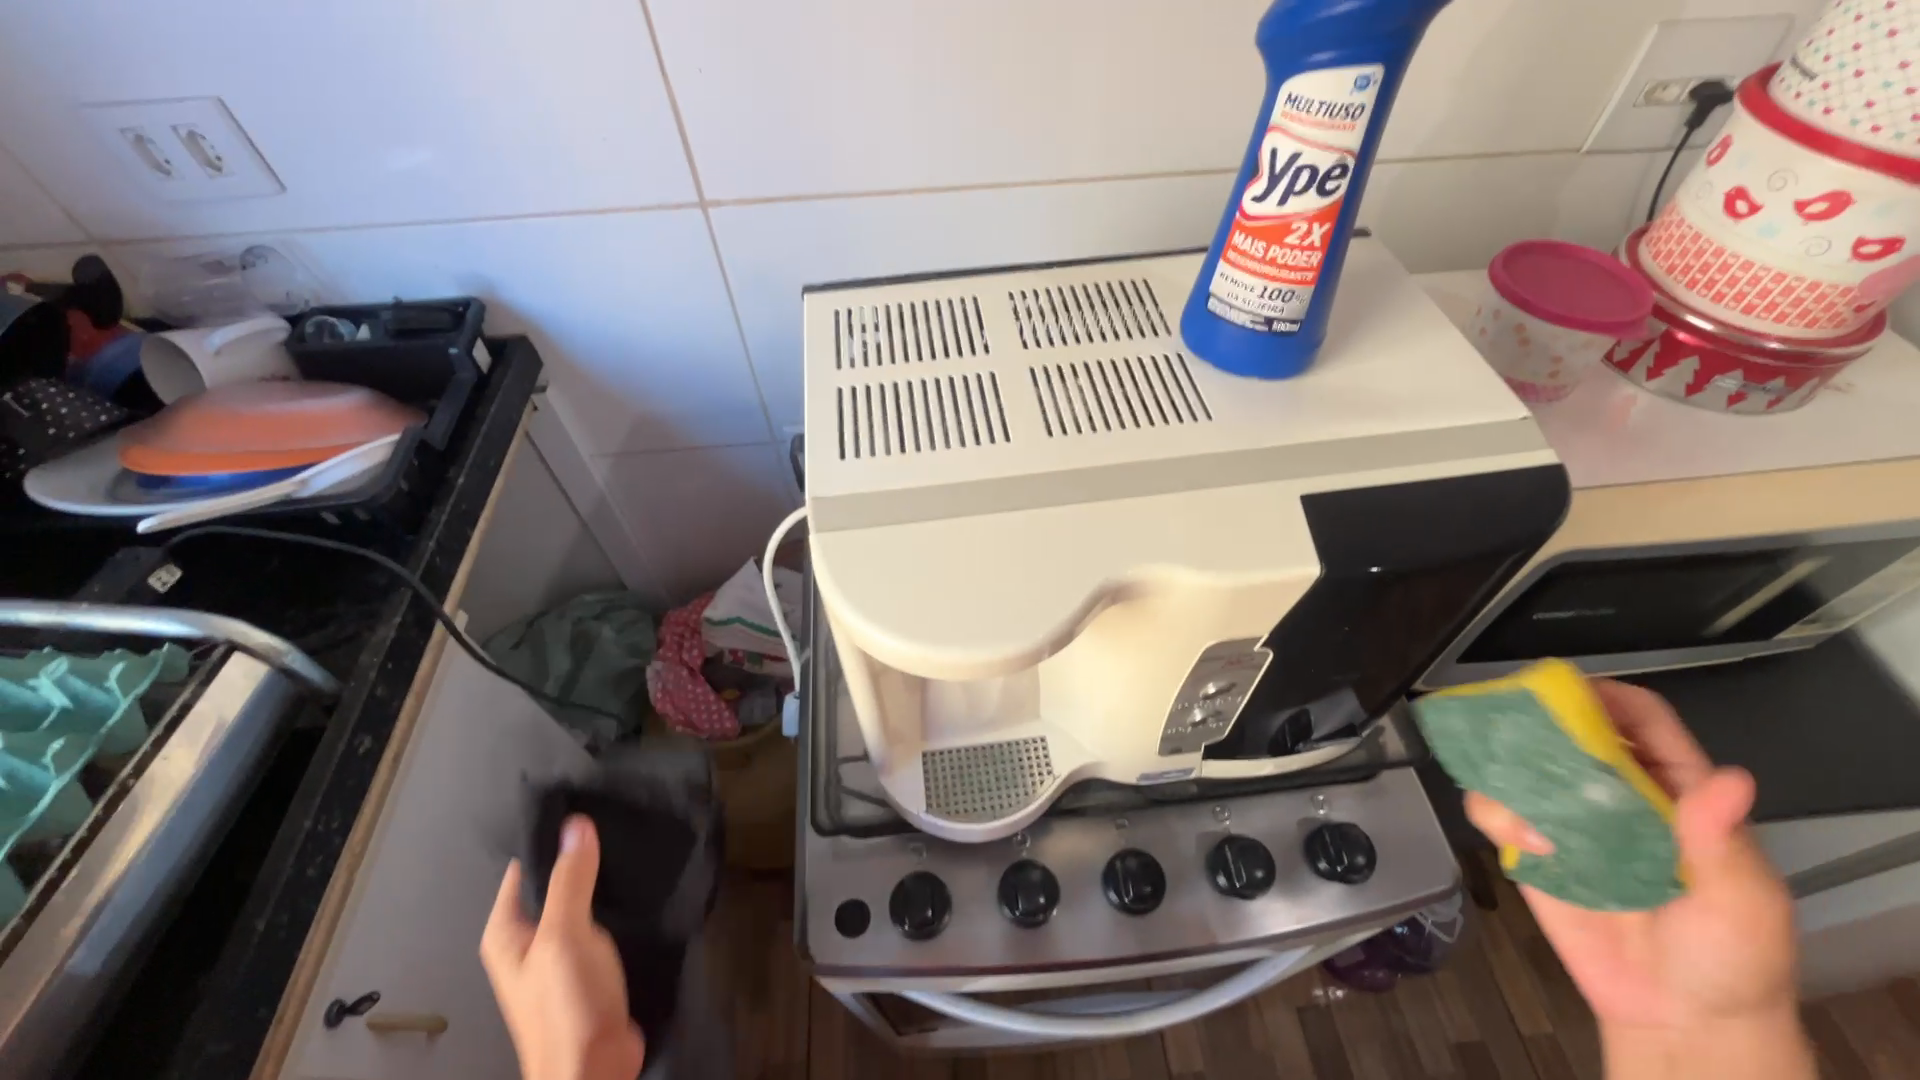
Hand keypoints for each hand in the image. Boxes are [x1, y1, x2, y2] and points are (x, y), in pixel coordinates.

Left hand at [481, 816, 645, 1079]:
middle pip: (555, 883)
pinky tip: (642, 888)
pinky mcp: (591, 968)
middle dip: (584, 857)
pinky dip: (618, 907)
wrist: (594, 1071)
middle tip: (621, 820)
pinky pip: (602, 924)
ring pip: (582, 903)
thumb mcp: (564, 934)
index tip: (589, 806)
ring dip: (605, 882)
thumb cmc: (565, 1004)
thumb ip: (570, 879)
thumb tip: (575, 824)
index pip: (524, 867)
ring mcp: (560, 956)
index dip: (552, 838)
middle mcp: (528, 940)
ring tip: (636, 845)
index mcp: (506, 932)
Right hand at [1464, 679, 1812, 1077]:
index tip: (1568, 690)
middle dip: (1534, 721)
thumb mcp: (1745, 902)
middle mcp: (1612, 794)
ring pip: (1516, 765)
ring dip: (1505, 771)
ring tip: (1524, 806)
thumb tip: (1729, 780)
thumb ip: (1723, 841)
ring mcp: (1566, 820)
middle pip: (1565, 731)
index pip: (1640, 721)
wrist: (1678, 1017)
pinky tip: (1528, 847)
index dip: (1605, 696)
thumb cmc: (1732, 958)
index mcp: (1672, 791)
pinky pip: (1493, 812)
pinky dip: (1495, 817)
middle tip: (1511, 727)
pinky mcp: (1528, 850)